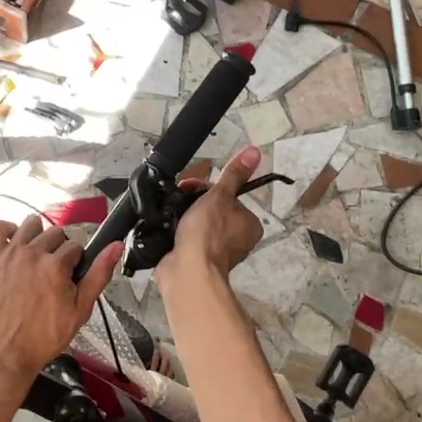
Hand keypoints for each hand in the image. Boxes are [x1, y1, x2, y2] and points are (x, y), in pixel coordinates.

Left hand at [0, 215, 123, 387]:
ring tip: (39, 256)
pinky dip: (7, 229)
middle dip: (60, 249)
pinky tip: (16, 244)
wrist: (6, 353)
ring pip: (31, 223)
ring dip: (39, 235)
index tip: (71, 276)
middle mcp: (33, 254)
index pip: (76, 246)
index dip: (77, 262)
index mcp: (56, 266)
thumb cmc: (42, 337)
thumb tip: (115, 248)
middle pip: (56, 233)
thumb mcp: (80, 310)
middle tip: (56, 272)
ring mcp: (11, 255)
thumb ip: (99, 274)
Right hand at [160, 146, 263, 280]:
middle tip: (178, 200)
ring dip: (183, 218)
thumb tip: (255, 151)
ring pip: (198, 226)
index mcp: (250, 225)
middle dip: (194, 204)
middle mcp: (238, 241)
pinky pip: (187, 240)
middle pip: (212, 211)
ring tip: (170, 213)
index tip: (191, 187)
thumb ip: (234, 174)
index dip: (208, 189)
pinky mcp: (197, 262)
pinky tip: (167, 229)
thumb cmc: (208, 231)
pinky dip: (178, 234)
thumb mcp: (220, 195)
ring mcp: (216, 253)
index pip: (228, 198)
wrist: (187, 270)